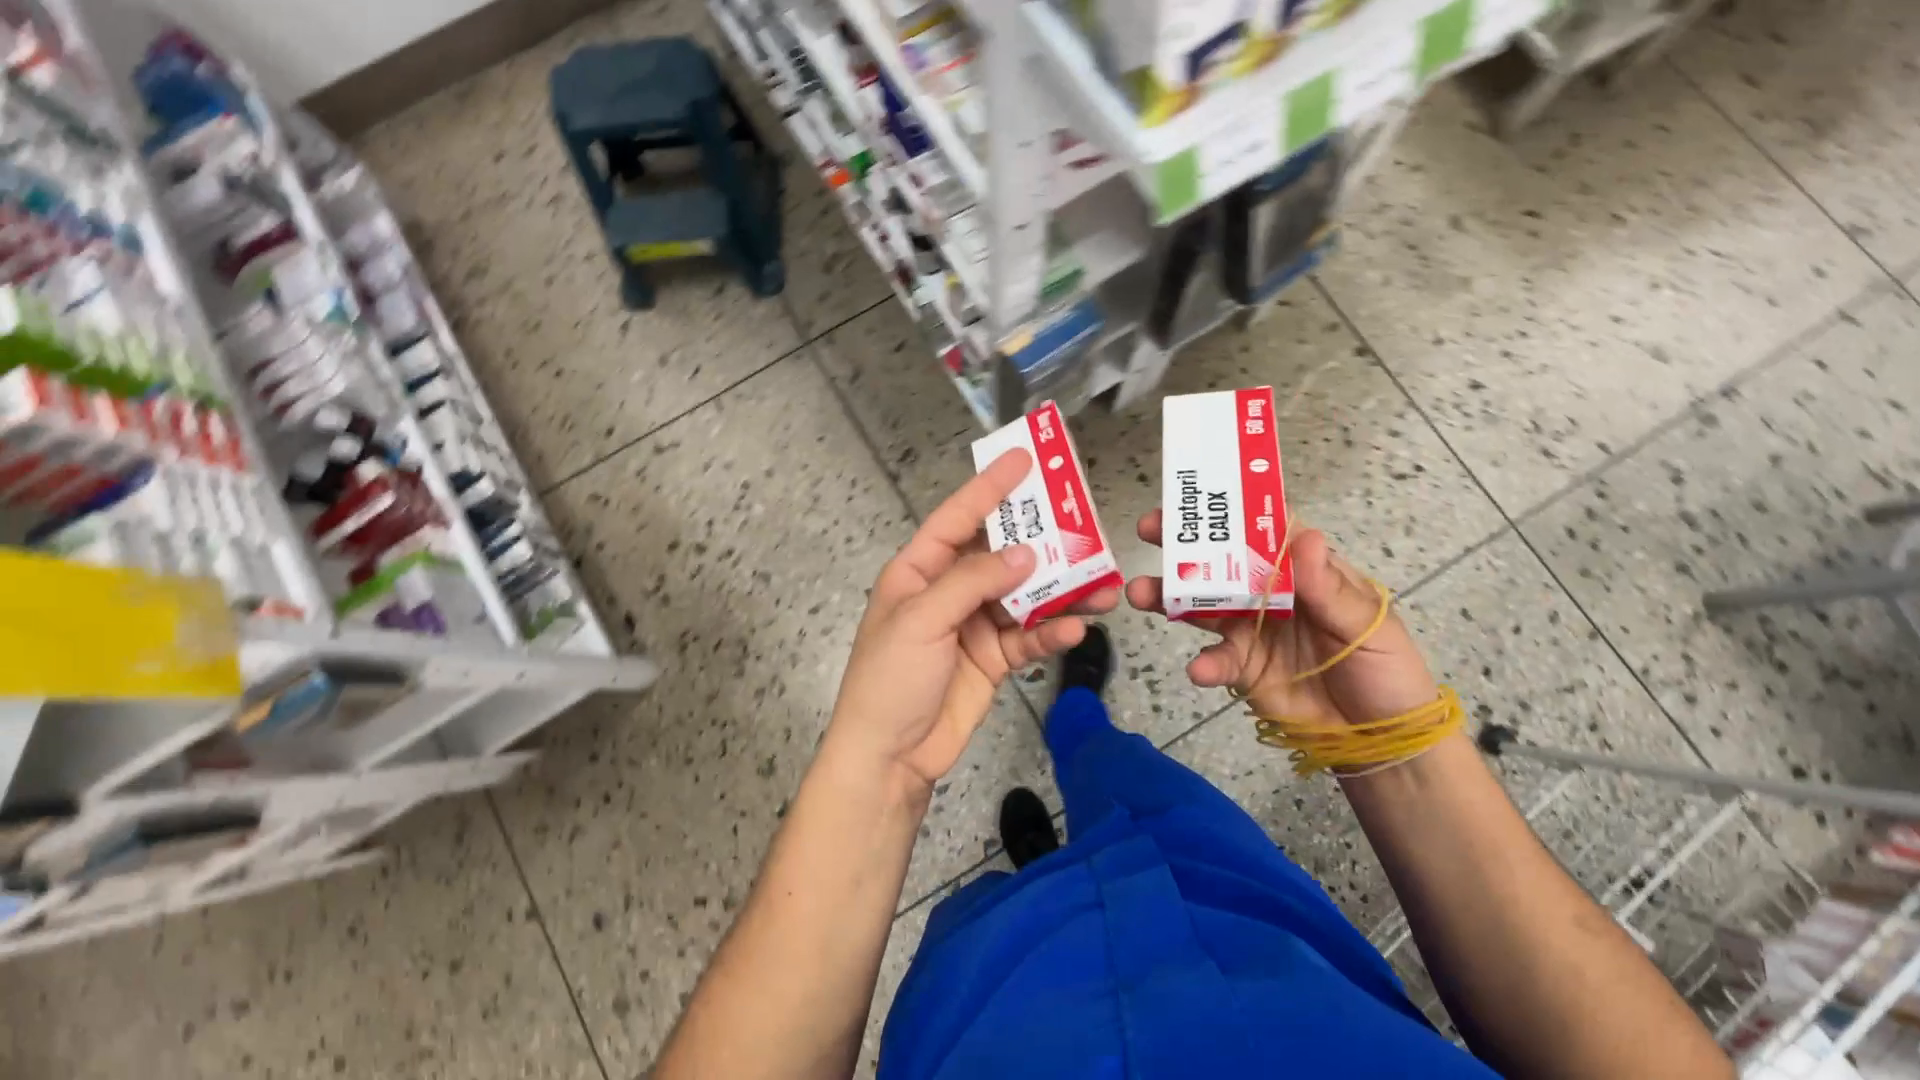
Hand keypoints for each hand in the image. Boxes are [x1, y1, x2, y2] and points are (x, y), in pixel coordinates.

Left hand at [827, 449, 1120, 796]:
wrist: (890, 756)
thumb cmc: (890, 679)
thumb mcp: (922, 621)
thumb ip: (973, 581)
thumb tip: (1026, 554)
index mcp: (918, 571)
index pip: (957, 518)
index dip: (989, 488)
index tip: (1024, 460)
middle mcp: (948, 591)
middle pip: (1001, 555)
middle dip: (1041, 542)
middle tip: (1084, 525)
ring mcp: (973, 626)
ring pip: (1025, 597)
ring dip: (1061, 592)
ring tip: (1102, 586)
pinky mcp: (994, 659)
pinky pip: (1029, 637)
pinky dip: (1053, 633)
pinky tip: (1076, 629)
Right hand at [1125, 510, 1436, 727]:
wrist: (1381, 739)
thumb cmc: (1386, 670)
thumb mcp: (1368, 625)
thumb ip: (1330, 589)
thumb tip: (1303, 537)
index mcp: (1306, 571)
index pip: (1267, 530)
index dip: (1233, 511)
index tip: (1200, 497)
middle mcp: (1272, 593)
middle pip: (1223, 561)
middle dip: (1184, 544)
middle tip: (1149, 528)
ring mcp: (1252, 630)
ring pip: (1204, 604)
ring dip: (1170, 597)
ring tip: (1140, 593)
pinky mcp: (1243, 668)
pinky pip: (1216, 659)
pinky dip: (1205, 663)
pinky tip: (1199, 669)